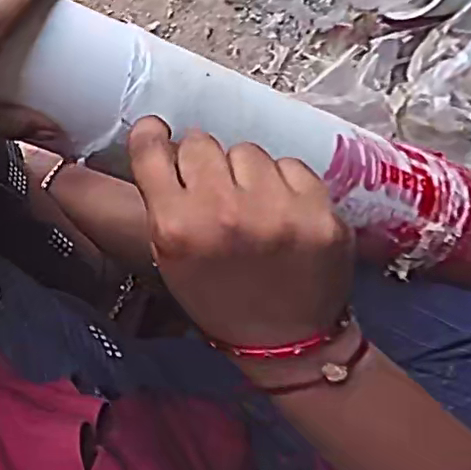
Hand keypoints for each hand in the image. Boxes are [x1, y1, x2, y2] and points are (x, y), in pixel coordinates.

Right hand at [126, 116, 352, 348]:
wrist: (283, 339)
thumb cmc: (213, 296)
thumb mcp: (167, 255)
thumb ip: (163, 201)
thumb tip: (167, 148)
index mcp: (175, 226)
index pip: (152, 151)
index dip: (151, 134)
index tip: (155, 130)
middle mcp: (222, 212)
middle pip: (200, 143)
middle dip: (201, 160)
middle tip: (209, 186)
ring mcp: (275, 210)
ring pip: (247, 150)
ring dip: (243, 171)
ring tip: (249, 202)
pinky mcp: (319, 212)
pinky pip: (290, 165)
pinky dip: (282, 182)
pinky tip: (279, 209)